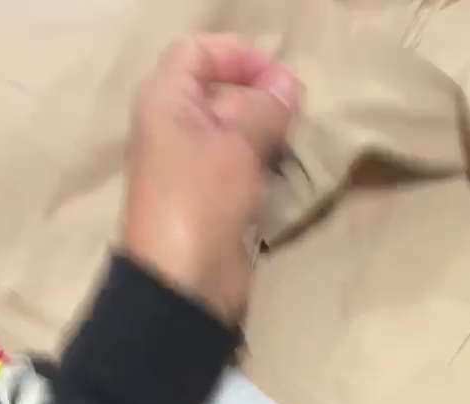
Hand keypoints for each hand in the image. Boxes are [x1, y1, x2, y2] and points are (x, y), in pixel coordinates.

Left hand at [123, 34, 301, 322]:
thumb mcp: (236, 145)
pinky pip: (246, 174)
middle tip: (302, 117)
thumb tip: (289, 87)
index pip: (200, 54)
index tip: (282, 78)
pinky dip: (268, 170)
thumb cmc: (200, 202)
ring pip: (239, 138)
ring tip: (301, 147)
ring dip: (272, 138)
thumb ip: (266, 110)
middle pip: (224, 96)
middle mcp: (177, 130)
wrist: (184, 283)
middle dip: (264, 101)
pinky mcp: (216, 206)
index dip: (241, 56)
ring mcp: (197, 171)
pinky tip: (292, 175)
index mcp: (167, 102)